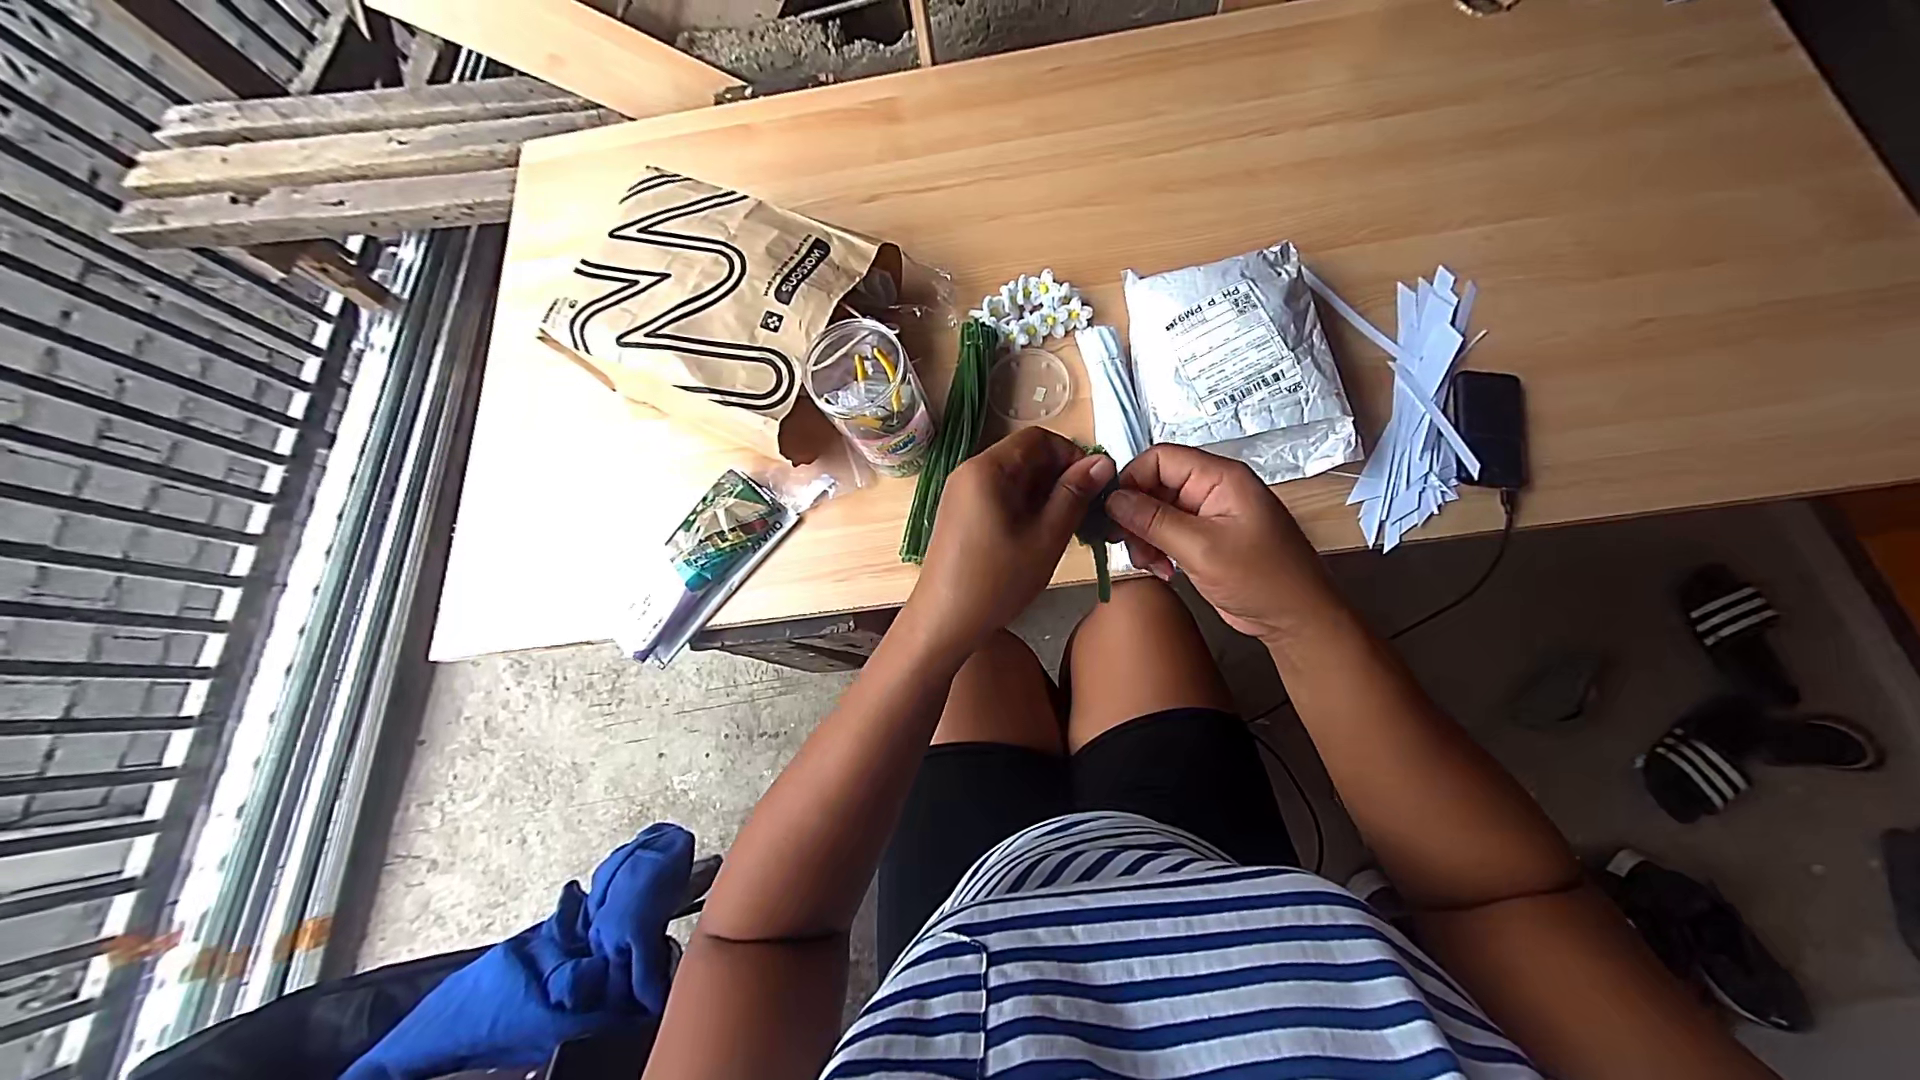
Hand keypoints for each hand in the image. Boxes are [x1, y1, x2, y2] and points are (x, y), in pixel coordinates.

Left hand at [907, 426, 1113, 654]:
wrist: (942, 622)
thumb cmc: (995, 582)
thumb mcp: (1045, 538)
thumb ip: (1074, 495)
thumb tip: (1102, 462)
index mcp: (986, 469)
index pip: (1038, 439)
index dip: (1072, 455)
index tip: (1095, 485)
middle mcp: (969, 473)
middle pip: (1025, 457)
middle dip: (1060, 477)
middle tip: (1087, 511)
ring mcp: (962, 494)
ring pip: (1015, 479)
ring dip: (1046, 495)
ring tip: (1068, 528)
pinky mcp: (962, 514)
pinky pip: (1001, 497)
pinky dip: (1026, 508)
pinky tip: (1041, 535)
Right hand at [1103, 444, 1341, 643]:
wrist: (1296, 620)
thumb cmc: (1262, 579)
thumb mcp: (1201, 548)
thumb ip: (1154, 520)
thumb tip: (1112, 499)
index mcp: (1220, 478)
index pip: (1161, 458)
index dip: (1132, 480)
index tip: (1113, 512)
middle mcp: (1212, 489)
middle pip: (1154, 485)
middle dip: (1135, 515)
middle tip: (1127, 546)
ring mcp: (1207, 514)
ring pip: (1155, 511)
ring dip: (1143, 537)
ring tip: (1149, 564)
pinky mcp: (1204, 538)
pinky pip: (1166, 532)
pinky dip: (1156, 550)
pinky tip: (1162, 571)